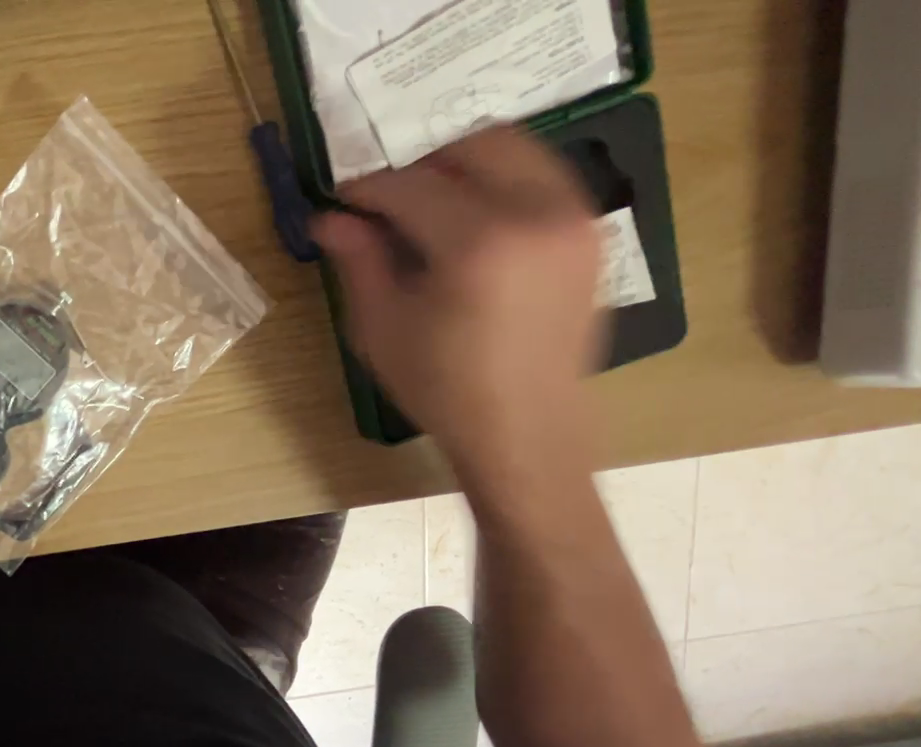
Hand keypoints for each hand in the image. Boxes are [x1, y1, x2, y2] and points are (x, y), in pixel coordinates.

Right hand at [312, 127, 604, 471]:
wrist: (525, 426)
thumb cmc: (442, 387)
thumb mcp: (384, 328)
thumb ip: (360, 262)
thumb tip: (331, 220)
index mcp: (477, 242)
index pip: (411, 186)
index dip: (369, 189)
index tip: (342, 200)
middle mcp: (536, 213)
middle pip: (474, 146)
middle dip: (422, 165)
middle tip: (388, 200)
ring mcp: (573, 218)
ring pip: (516, 153)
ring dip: (464, 168)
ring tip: (429, 208)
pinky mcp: (589, 232)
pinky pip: (543, 179)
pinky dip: (502, 184)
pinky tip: (471, 225)